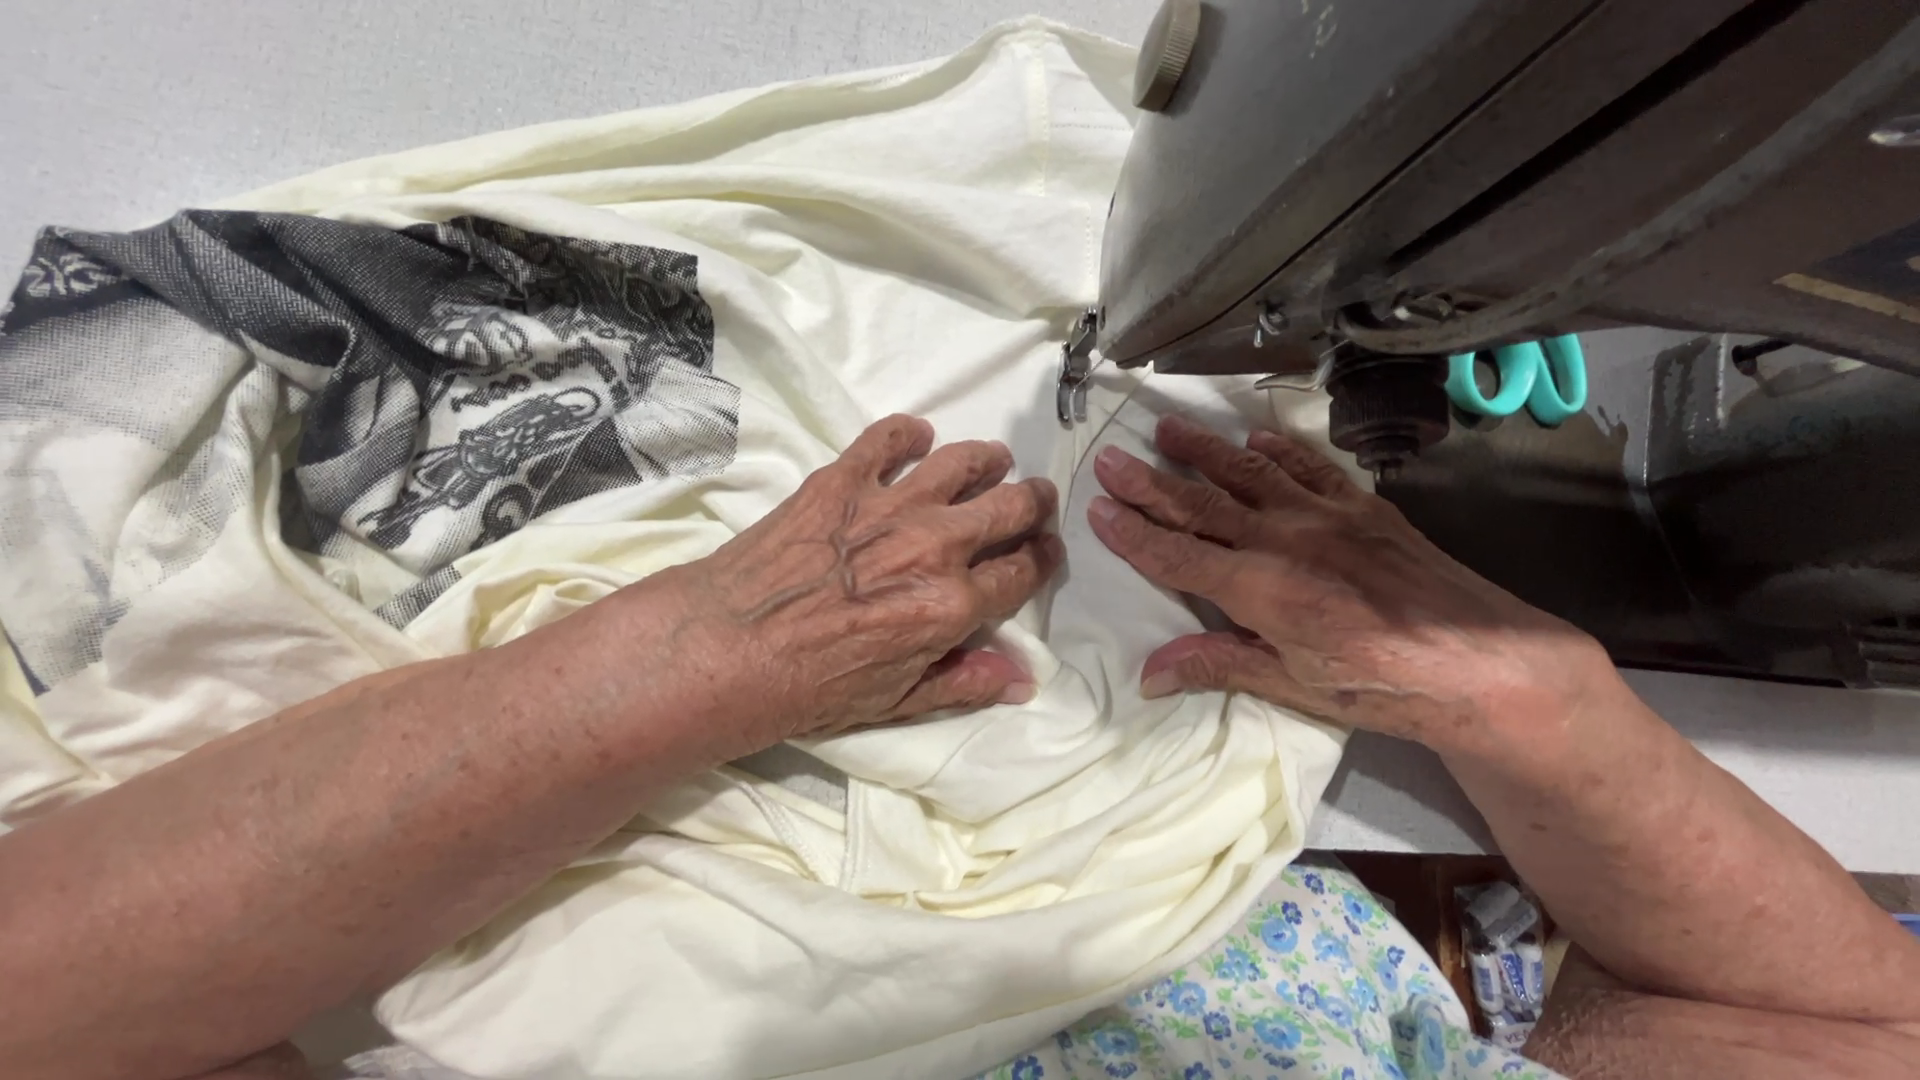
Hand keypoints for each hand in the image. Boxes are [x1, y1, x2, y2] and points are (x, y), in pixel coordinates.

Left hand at [629, 415, 1061, 753]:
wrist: (727, 646)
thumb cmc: (811, 686)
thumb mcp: (895, 702)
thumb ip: (964, 683)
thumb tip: (1023, 680)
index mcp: (951, 605)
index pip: (1022, 572)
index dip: (1043, 560)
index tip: (1045, 552)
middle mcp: (934, 546)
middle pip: (1010, 507)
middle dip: (1034, 502)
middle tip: (1033, 501)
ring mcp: (889, 505)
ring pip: (964, 461)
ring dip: (988, 459)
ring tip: (991, 462)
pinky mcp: (843, 479)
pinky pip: (889, 437)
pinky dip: (909, 433)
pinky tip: (916, 439)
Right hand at [1086, 414, 1611, 749]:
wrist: (1485, 664)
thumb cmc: (1381, 687)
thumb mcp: (1294, 685)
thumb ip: (1219, 664)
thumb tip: (1147, 676)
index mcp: (1260, 589)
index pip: (1177, 556)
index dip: (1133, 533)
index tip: (1096, 508)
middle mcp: (1284, 540)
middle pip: (1201, 505)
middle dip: (1149, 482)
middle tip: (1109, 457)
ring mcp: (1326, 516)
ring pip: (1249, 473)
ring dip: (1204, 450)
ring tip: (1166, 428)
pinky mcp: (1364, 507)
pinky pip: (1312, 468)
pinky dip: (1281, 449)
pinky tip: (1258, 435)